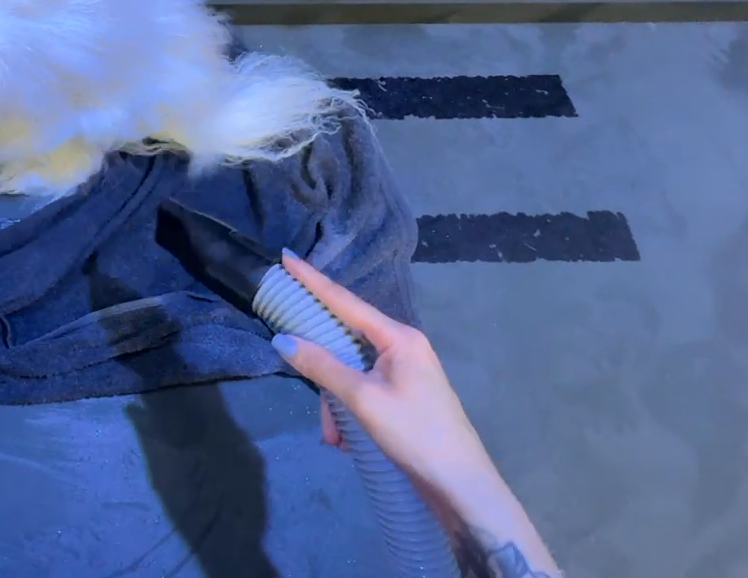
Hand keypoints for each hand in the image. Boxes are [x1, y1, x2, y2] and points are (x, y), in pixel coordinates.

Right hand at [270, 251, 498, 499]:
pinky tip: (345, 439)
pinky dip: (348, 411)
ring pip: (348, 370)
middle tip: (308, 386)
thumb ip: (321, 366)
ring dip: (335, 402)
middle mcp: (402, 347)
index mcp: (398, 337)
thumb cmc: (416, 435)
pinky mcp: (402, 395)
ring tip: (334, 436)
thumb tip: (281, 340)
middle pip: (342, 340)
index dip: (312, 279)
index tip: (286, 256)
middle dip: (322, 371)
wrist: (465, 492)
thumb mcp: (363, 400)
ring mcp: (404, 372)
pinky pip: (360, 389)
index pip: (344, 300)